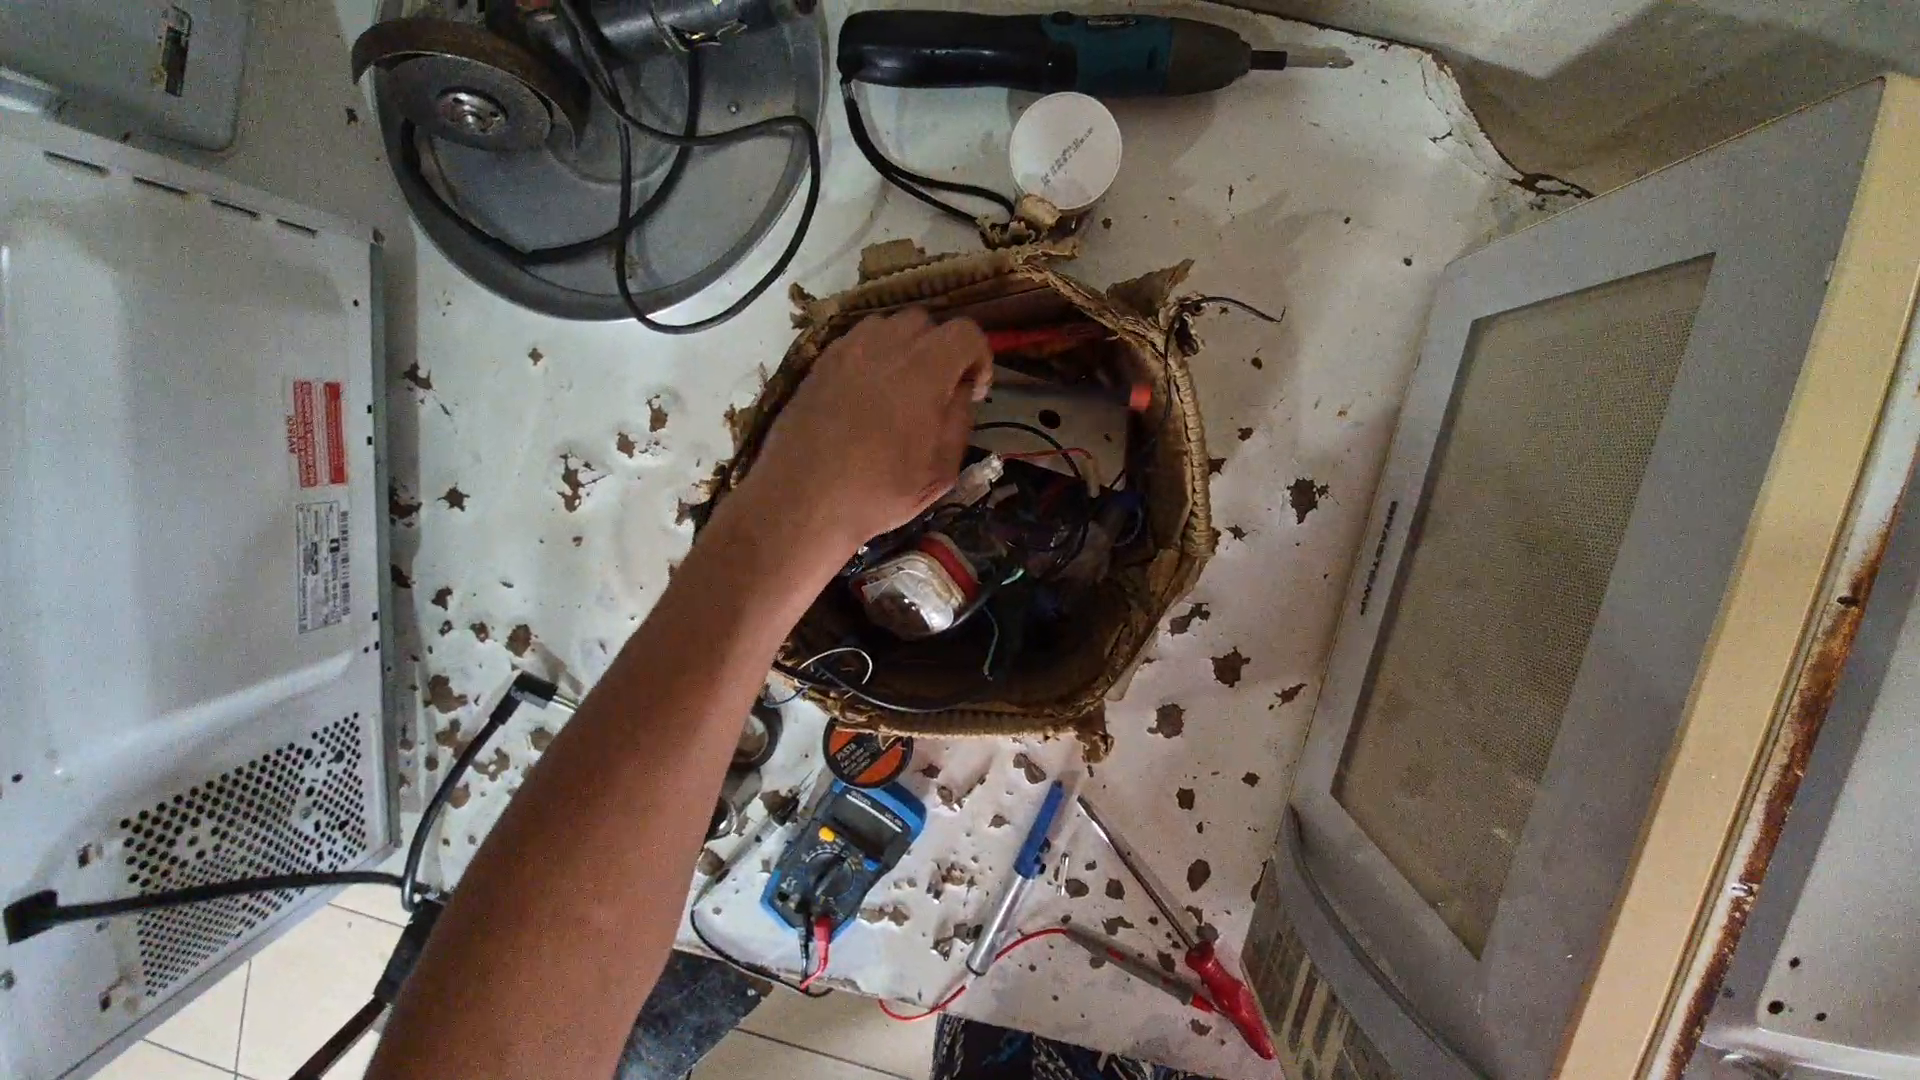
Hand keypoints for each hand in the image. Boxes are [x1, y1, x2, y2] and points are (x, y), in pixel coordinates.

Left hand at [739, 308, 991, 548]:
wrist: (802, 501)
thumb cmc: (879, 492)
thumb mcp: (941, 470)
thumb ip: (960, 419)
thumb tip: (960, 390)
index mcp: (924, 368)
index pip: (966, 332)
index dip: (979, 358)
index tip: (974, 392)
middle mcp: (885, 346)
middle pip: (926, 323)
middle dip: (941, 350)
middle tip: (938, 391)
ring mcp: (846, 351)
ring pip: (888, 327)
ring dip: (905, 350)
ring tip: (901, 390)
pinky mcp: (819, 364)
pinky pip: (856, 344)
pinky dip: (872, 358)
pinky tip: (868, 396)